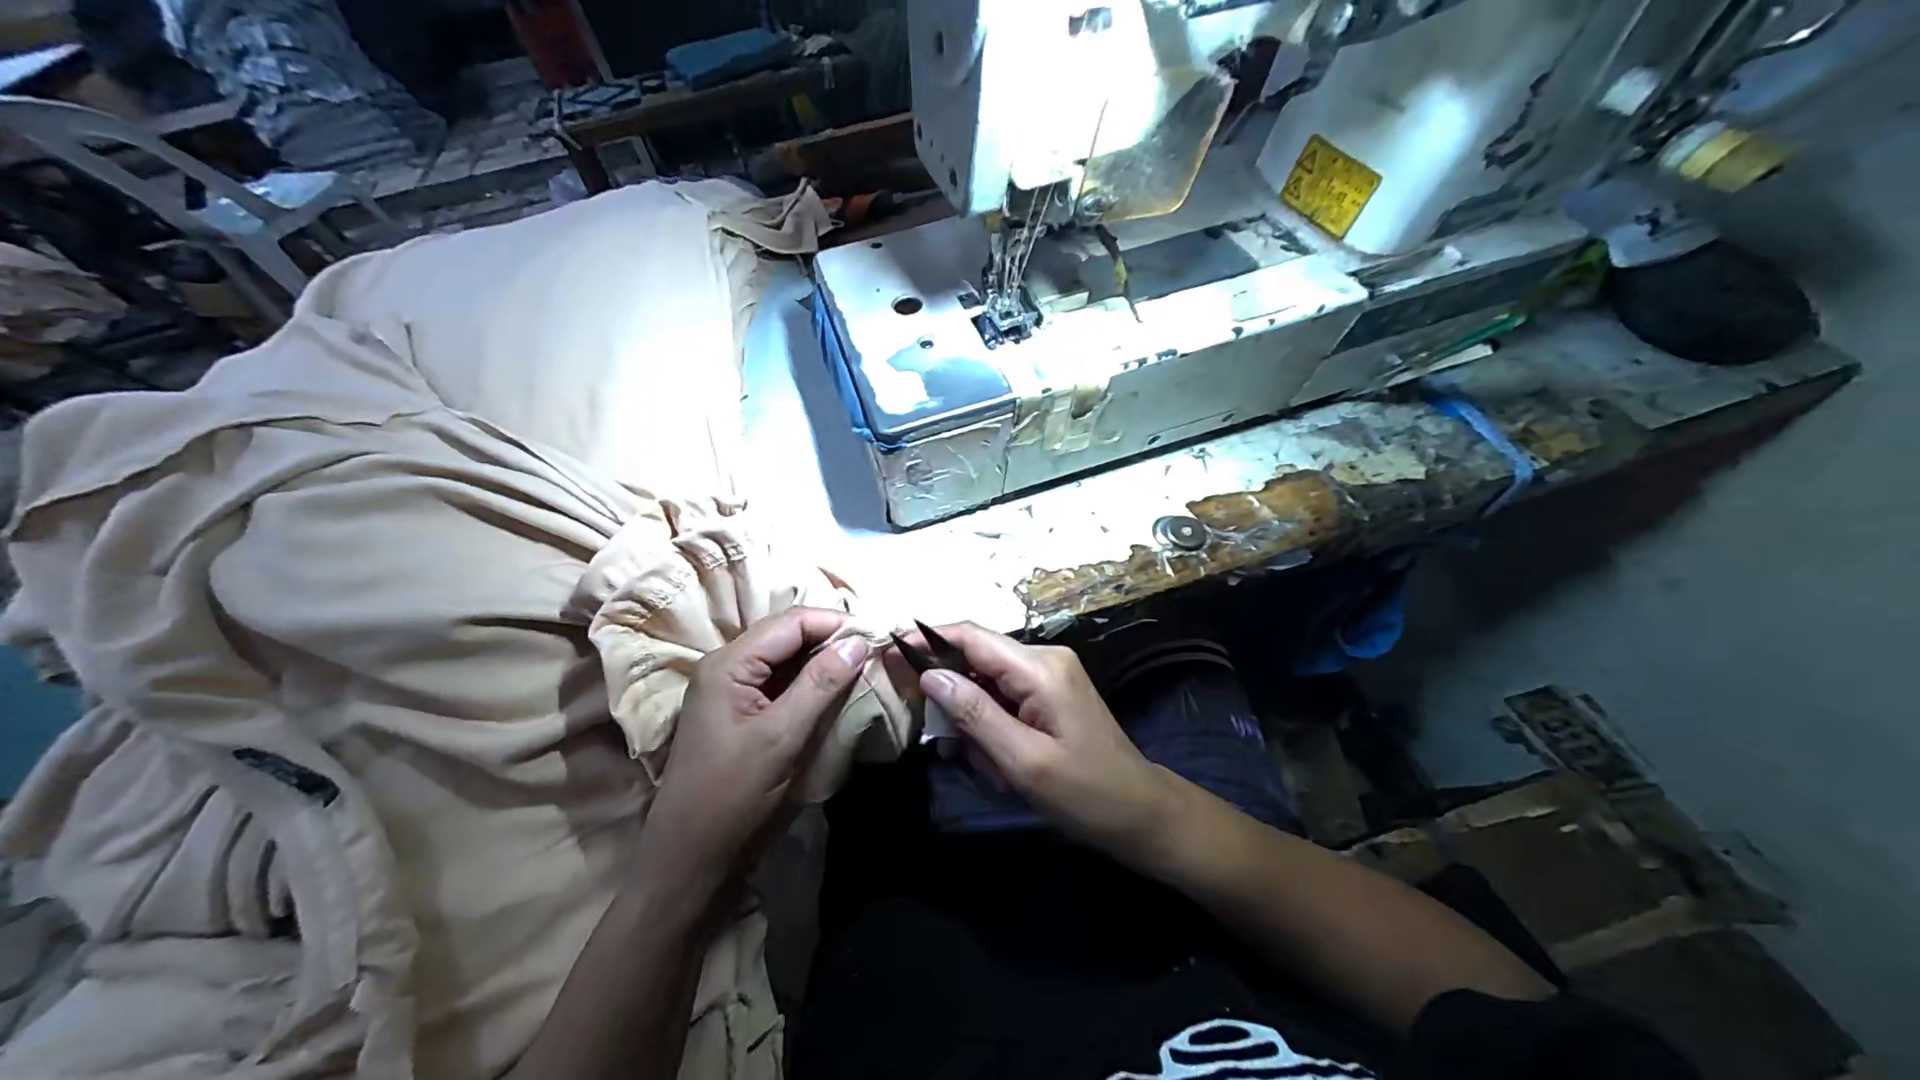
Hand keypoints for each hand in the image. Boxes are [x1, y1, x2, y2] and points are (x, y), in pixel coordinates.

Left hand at [641, 607, 870, 886]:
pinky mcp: (740, 711)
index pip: (790, 622)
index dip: (835, 623)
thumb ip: (820, 684)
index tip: (876, 637)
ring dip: (823, 660)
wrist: (690, 857)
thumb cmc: (733, 795)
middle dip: (831, 639)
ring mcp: (731, 689)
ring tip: (862, 669)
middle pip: (787, 635)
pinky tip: (835, 692)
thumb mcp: (782, 737)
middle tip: (873, 653)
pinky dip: (810, 682)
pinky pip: (780, 682)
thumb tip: (858, 642)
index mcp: (728, 664)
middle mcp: (726, 666)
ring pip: (786, 657)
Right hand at [913, 623, 1177, 860]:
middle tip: (949, 746)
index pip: (971, 636)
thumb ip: (974, 714)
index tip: (890, 653)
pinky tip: (1000, 766)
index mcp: (1040, 667)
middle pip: (975, 660)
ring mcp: (1048, 676)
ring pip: (985, 686)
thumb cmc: (1085, 794)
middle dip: (954, 703)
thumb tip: (929, 673)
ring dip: (974, 726)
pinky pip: (1002, 701)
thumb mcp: (1022, 761)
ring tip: (991, 769)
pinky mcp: (1048, 695)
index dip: (927, 639)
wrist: (1141, 815)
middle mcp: (1044, 659)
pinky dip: (991, 731)